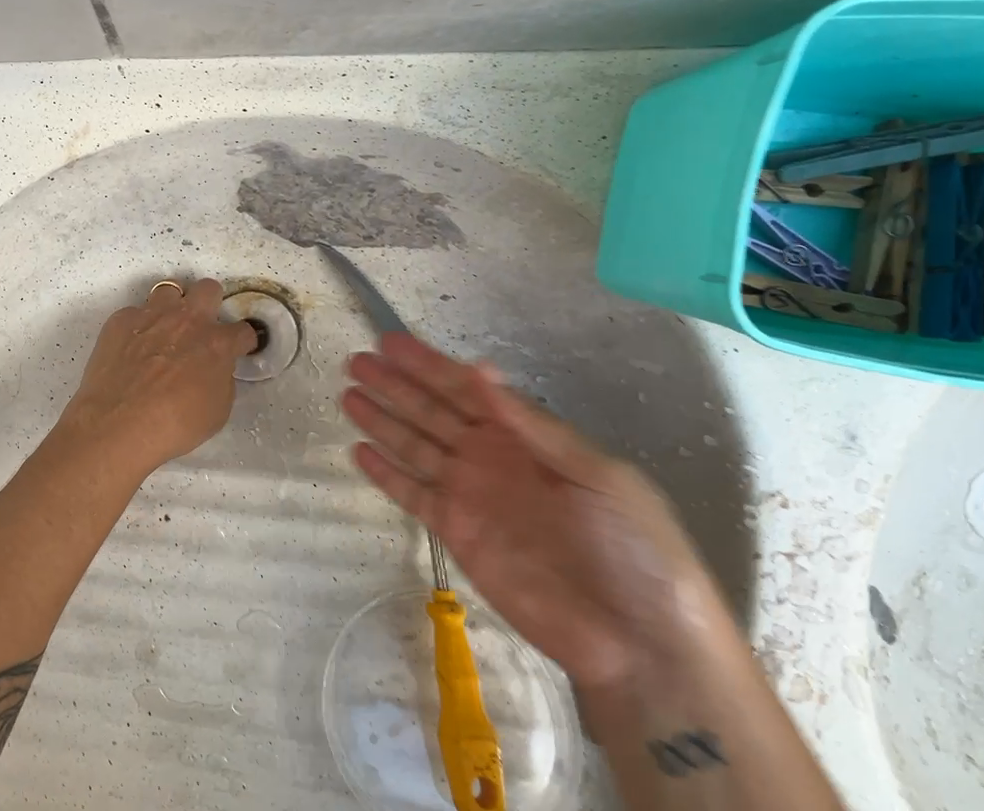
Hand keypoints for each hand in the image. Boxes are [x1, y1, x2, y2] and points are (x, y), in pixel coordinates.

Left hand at [51, 278, 257, 479]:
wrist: (119, 423)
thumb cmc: (175, 424)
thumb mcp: (217, 410)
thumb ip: (221, 380)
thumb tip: (214, 368)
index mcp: (217, 343)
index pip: (243, 330)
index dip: (242, 341)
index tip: (237, 348)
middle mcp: (186, 320)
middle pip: (208, 289)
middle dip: (210, 303)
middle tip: (201, 326)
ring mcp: (151, 315)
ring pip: (168, 290)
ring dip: (171, 307)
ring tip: (163, 331)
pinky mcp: (120, 320)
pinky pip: (134, 313)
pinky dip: (137, 327)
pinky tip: (131, 349)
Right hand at [340, 334, 732, 695]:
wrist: (635, 639)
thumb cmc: (633, 549)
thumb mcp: (599, 475)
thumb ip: (533, 426)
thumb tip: (482, 369)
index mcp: (529, 438)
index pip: (467, 390)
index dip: (428, 366)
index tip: (390, 342)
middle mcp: (492, 458)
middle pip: (433, 412)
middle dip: (395, 385)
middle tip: (357, 361)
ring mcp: (470, 495)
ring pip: (415, 447)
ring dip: (382, 420)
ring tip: (348, 395)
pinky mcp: (455, 533)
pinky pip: (411, 494)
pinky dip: (386, 473)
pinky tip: (359, 451)